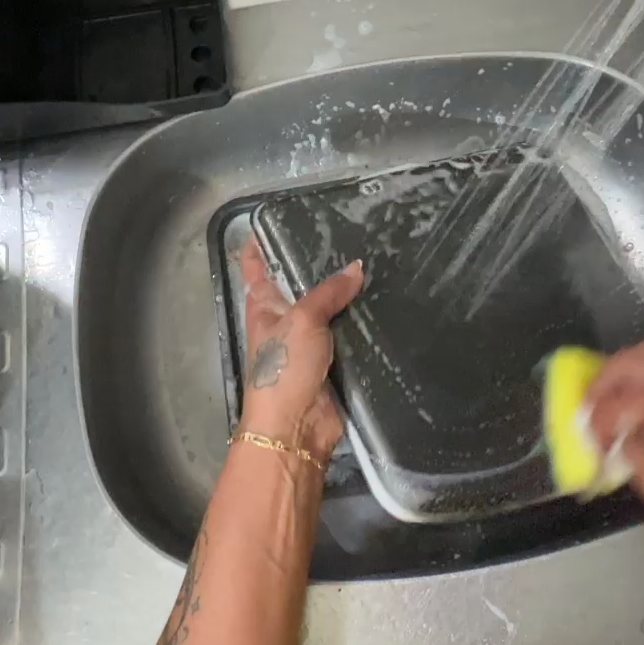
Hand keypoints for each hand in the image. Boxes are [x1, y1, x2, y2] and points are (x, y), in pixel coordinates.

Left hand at [237, 237, 362, 461]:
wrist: (296, 427)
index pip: (256, 267)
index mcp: (263, 306)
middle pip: (299, 284)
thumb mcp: (303, 320)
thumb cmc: (284, 368)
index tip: (276, 217)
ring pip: (330, 309)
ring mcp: (309, 342)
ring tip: (377, 261)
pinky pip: (350, 336)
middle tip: (350, 233)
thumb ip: (328, 292)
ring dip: (347, 295)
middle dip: (319, 264)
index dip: (260, 243)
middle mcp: (285, 320)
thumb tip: (356, 268)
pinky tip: (387, 303)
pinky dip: (364, 324)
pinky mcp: (333, 363)